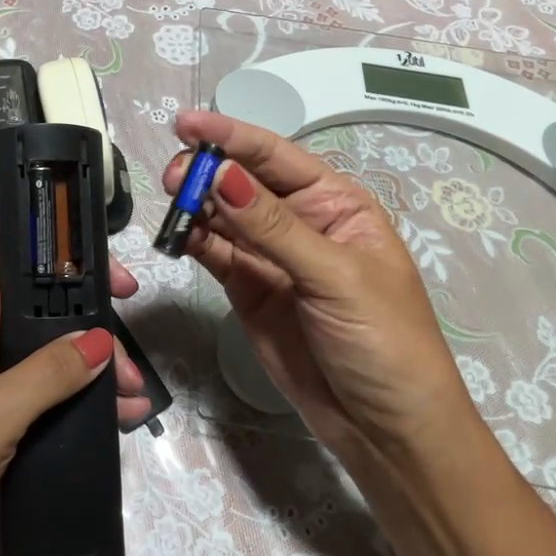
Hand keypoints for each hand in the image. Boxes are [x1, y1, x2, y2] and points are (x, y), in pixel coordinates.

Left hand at [0, 214, 150, 555]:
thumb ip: (47, 374)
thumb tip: (104, 341)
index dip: (33, 220)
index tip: (86, 228)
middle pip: (35, 287)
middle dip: (84, 293)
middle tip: (129, 301)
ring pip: (52, 336)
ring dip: (95, 352)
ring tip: (135, 383)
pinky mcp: (6, 400)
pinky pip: (54, 379)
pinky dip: (88, 389)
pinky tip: (124, 411)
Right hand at [162, 110, 473, 460]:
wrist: (386, 431)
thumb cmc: (385, 343)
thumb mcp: (336, 278)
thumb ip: (273, 228)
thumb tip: (222, 175)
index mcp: (337, 205)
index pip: (277, 158)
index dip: (232, 136)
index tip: (187, 124)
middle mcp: (300, 222)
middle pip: (243, 182)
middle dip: (207, 172)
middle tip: (174, 176)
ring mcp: (270, 257)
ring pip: (221, 215)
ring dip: (194, 205)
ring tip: (169, 202)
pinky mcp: (247, 289)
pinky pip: (213, 253)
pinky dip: (191, 241)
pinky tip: (174, 235)